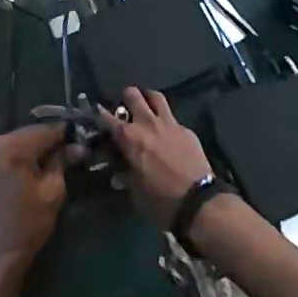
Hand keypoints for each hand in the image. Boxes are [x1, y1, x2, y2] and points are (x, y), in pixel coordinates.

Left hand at [0, 123, 75, 266]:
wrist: (0, 250)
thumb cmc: (28, 223)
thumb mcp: (52, 191)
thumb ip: (62, 161)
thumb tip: (78, 145)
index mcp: (12, 146)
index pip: (46, 129)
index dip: (68, 132)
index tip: (88, 135)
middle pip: (35, 132)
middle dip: (56, 139)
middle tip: (80, 147)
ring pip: (26, 138)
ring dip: (44, 146)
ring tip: (68, 154)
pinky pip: (17, 147)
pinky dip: (32, 152)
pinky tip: (47, 161)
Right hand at [100, 87, 213, 227]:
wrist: (199, 202)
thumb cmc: (161, 199)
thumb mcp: (135, 190)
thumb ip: (124, 175)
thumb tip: (116, 174)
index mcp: (128, 136)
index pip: (106, 116)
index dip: (99, 113)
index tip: (97, 114)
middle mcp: (146, 123)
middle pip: (132, 94)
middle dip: (126, 97)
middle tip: (126, 109)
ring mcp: (169, 123)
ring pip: (155, 96)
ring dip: (148, 99)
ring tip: (146, 107)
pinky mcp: (187, 130)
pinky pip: (173, 118)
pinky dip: (167, 122)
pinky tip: (168, 133)